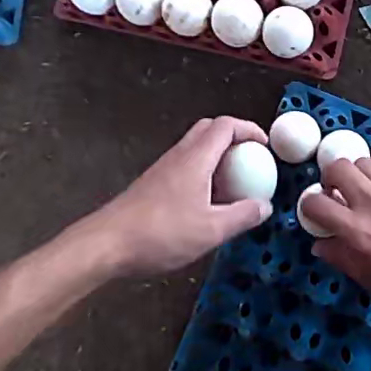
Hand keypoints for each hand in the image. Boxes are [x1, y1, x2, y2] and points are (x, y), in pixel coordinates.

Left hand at [78, 116, 272, 277]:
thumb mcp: (211, 230)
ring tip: (233, 186)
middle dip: (234, 139)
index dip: (249, 130)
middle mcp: (178, 156)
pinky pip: (184, 167)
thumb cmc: (158, 234)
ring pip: (195, 149)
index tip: (265, 147)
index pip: (225, 126)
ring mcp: (163, 170)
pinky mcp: (152, 185)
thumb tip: (263, 207)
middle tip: (251, 162)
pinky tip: (207, 204)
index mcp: (195, 159)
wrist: (105, 245)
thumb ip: (242, 216)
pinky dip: (202, 175)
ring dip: (217, 159)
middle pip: (209, 130)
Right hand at [301, 158, 370, 326]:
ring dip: (355, 175)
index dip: (308, 206)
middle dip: (330, 179)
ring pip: (362, 163)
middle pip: (337, 167)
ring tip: (360, 193)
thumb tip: (321, 243)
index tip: (314, 214)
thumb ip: (342, 257)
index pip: (316, 203)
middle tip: (335, 195)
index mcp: (358, 233)